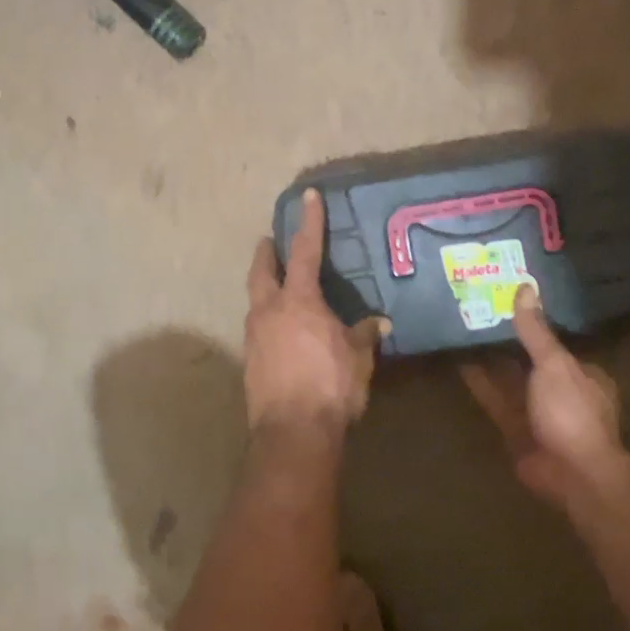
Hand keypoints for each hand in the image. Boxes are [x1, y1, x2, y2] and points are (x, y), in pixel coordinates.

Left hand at [244, 189, 389, 431]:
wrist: (293, 432)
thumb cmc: (331, 385)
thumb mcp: (358, 358)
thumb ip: (365, 335)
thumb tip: (378, 324)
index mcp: (299, 300)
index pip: (305, 251)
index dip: (308, 223)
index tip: (308, 198)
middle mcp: (269, 311)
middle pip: (262, 272)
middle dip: (267, 253)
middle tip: (270, 241)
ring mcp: (254, 338)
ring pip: (256, 302)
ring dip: (265, 289)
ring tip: (279, 288)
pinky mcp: (250, 363)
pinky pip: (259, 331)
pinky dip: (268, 321)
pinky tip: (281, 332)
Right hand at [461, 286, 626, 504]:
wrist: (573, 474)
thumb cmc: (572, 411)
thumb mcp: (554, 363)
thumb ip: (536, 330)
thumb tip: (525, 287)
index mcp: (582, 374)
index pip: (556, 344)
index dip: (533, 325)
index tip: (507, 305)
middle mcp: (561, 392)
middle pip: (530, 362)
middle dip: (507, 343)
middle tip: (478, 316)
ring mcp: (538, 414)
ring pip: (511, 383)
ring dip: (490, 363)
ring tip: (463, 333)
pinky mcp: (516, 431)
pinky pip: (497, 402)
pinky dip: (481, 386)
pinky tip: (461, 365)